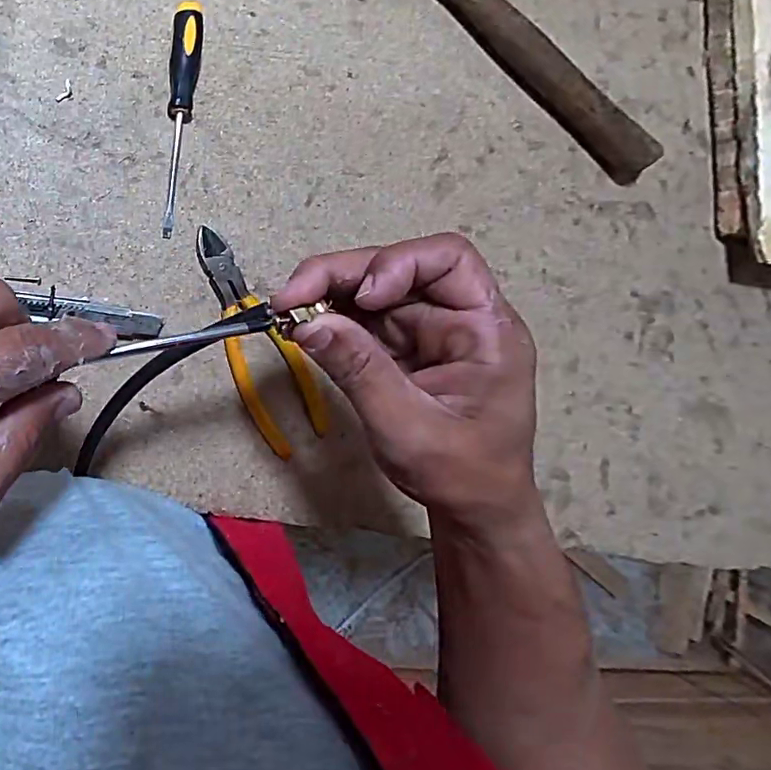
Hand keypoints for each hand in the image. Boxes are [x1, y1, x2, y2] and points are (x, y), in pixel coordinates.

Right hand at [274, 234, 538, 533]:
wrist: (470, 510)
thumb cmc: (460, 473)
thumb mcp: (408, 426)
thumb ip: (359, 370)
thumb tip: (307, 323)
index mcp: (483, 327)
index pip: (446, 259)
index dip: (397, 264)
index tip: (361, 298)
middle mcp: (452, 316)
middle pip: (392, 266)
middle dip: (338, 275)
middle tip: (289, 298)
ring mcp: (420, 329)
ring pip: (366, 287)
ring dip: (323, 292)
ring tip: (287, 311)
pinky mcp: (394, 344)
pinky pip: (355, 316)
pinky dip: (324, 316)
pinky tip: (300, 325)